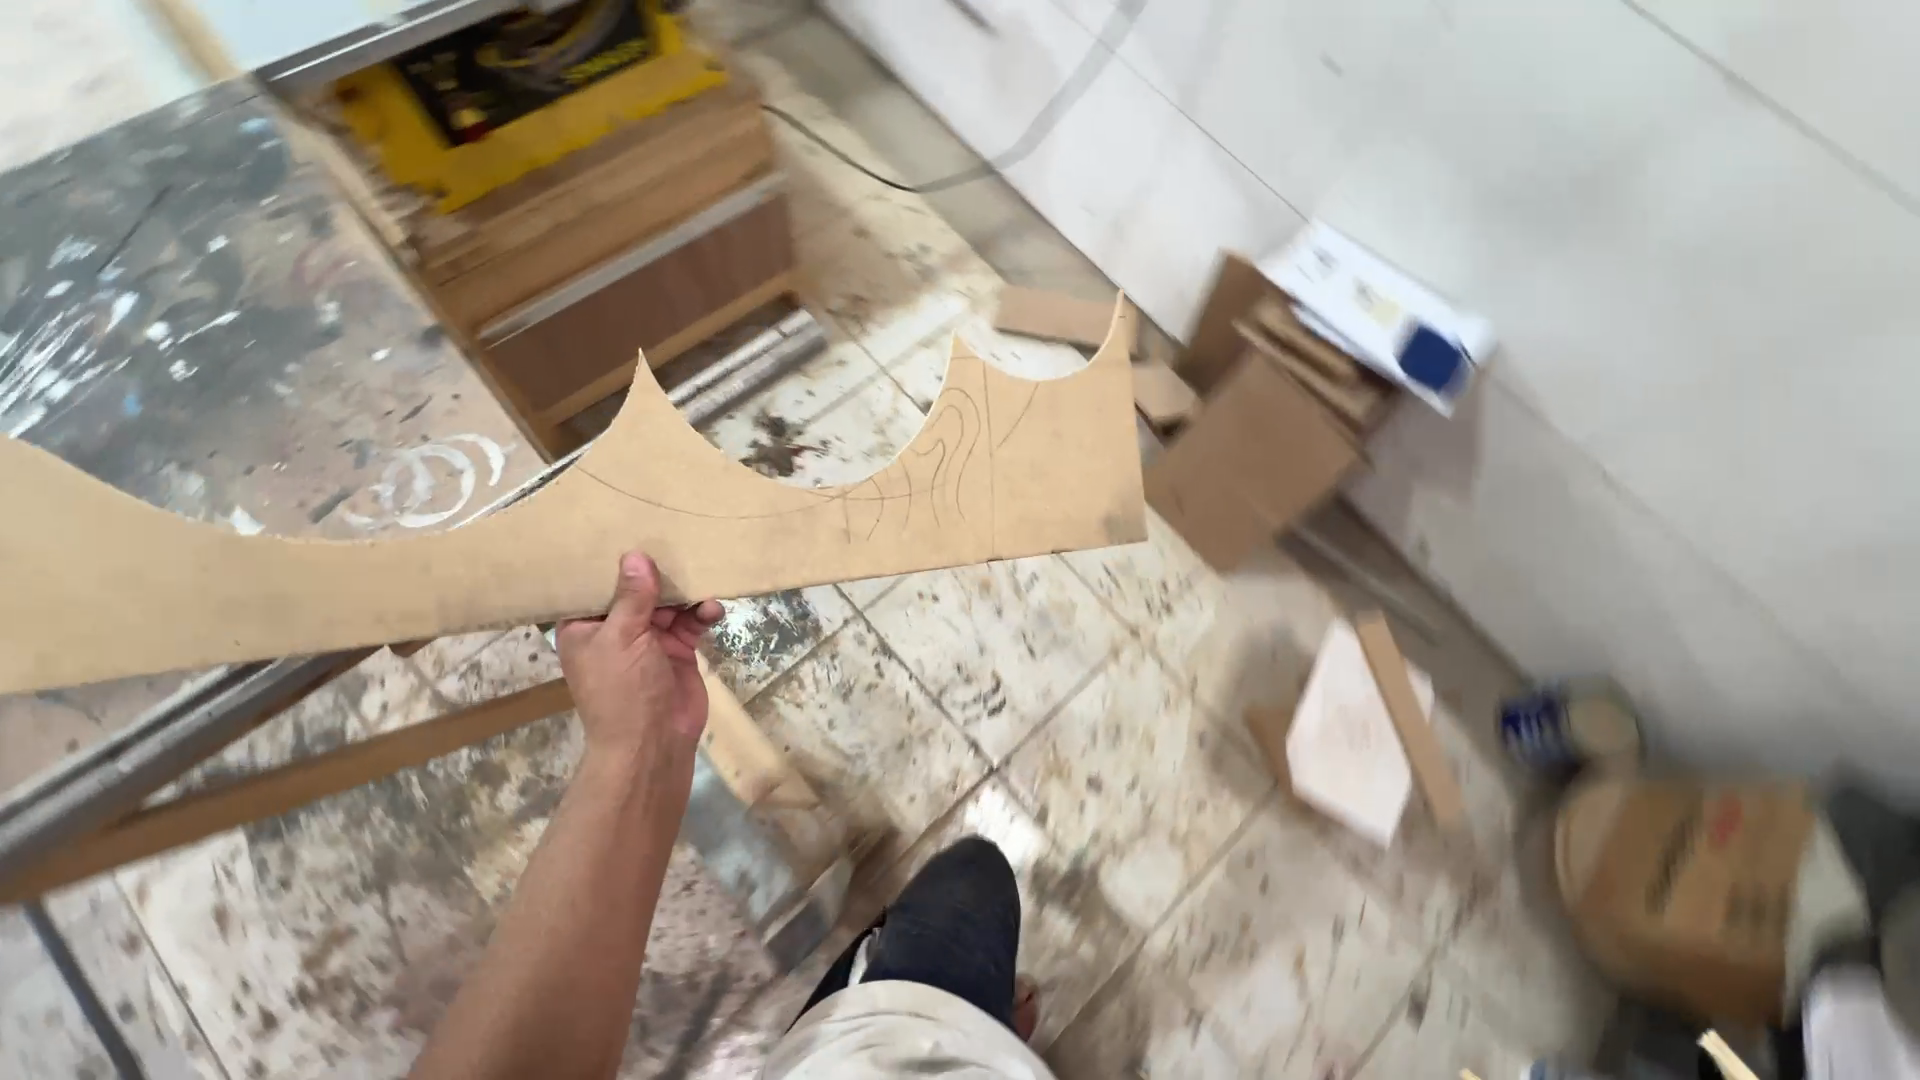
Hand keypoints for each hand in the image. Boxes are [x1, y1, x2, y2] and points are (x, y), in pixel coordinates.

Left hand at [555, 552, 723, 760]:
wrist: (654, 742)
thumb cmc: (622, 690)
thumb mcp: (621, 638)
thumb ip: (632, 596)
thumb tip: (636, 555)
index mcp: (585, 627)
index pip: (595, 585)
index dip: (612, 562)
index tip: (630, 528)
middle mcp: (615, 630)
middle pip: (637, 590)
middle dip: (658, 573)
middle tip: (680, 544)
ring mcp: (648, 640)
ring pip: (668, 604)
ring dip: (686, 594)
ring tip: (703, 582)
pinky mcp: (677, 651)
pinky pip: (691, 623)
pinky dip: (702, 614)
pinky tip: (713, 609)